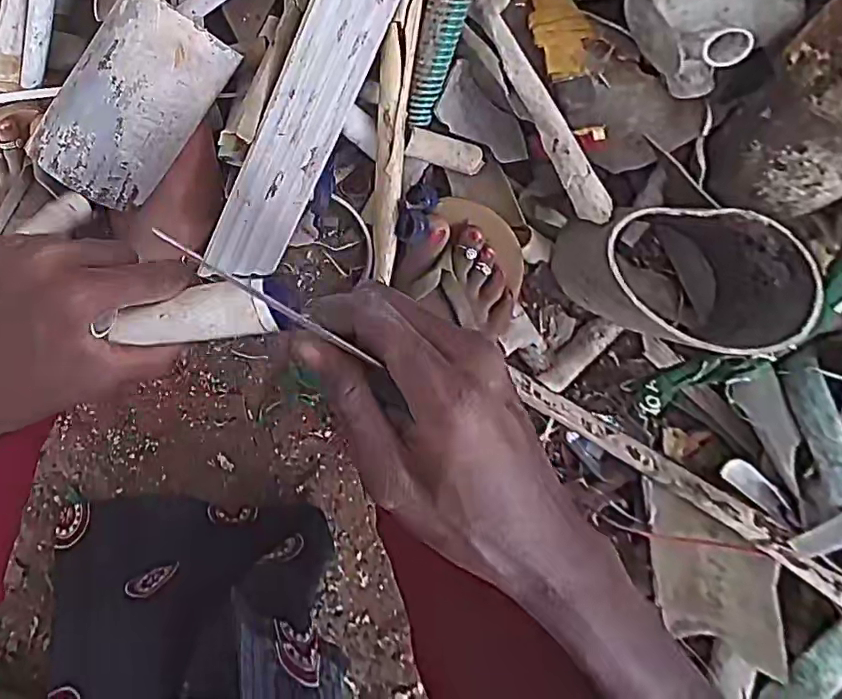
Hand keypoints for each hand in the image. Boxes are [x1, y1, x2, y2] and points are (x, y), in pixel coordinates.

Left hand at [0, 233, 193, 438]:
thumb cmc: (20, 392)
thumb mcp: (95, 382)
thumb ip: (152, 355)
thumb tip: (184, 335)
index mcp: (80, 297)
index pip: (153, 275)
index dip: (174, 283)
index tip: (181, 288)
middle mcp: (53, 260)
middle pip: (124, 253)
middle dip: (130, 279)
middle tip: (114, 310)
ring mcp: (24, 247)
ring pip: (92, 241)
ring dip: (97, 266)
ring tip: (77, 300)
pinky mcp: (4, 243)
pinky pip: (55, 236)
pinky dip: (62, 256)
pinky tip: (49, 284)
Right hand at [297, 284, 593, 594]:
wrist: (544, 541)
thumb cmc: (463, 522)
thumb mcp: (389, 475)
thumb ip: (348, 400)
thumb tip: (305, 346)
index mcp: (446, 390)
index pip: (373, 315)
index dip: (325, 315)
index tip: (297, 335)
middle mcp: (470, 354)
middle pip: (384, 300)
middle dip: (341, 317)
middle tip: (316, 353)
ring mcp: (483, 349)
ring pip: (401, 306)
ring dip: (365, 326)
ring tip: (349, 370)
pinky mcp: (486, 352)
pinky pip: (422, 322)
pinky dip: (391, 335)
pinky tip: (385, 376)